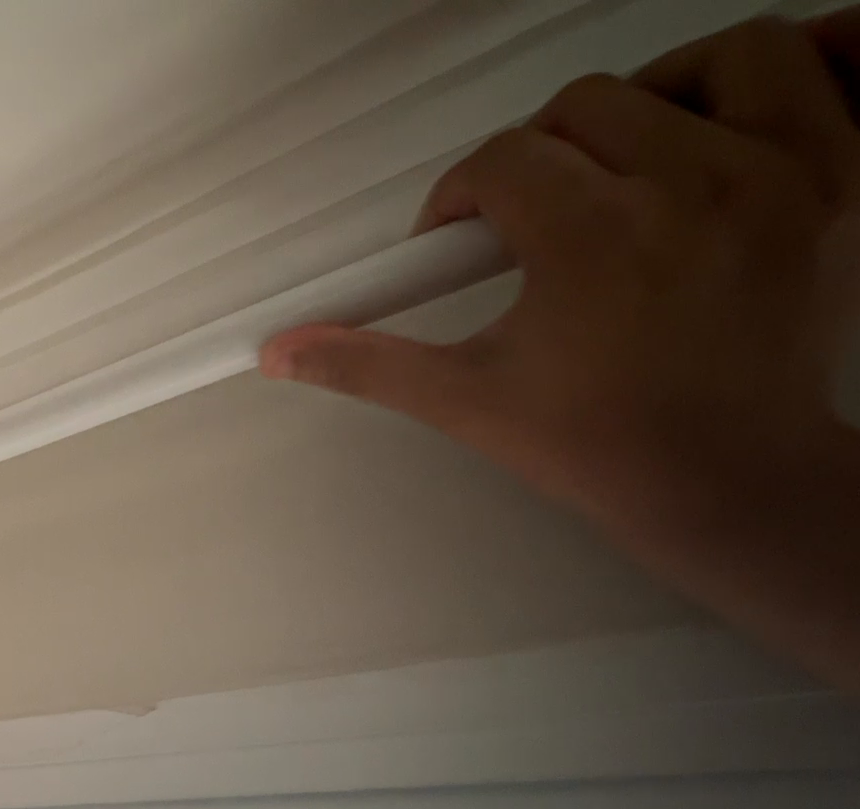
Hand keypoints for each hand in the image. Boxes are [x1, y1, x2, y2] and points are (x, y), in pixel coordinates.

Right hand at [260, 15, 859, 543]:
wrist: (727, 477)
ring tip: (625, 154)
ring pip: (716, 60)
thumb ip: (362, 364)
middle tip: (524, 212)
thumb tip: (281, 351)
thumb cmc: (591, 441)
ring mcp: (791, 172)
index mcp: (591, 239)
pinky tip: (749, 106)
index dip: (457, 194)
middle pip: (589, 104)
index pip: (500, 161)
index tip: (453, 236)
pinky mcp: (851, 177)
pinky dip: (812, 58)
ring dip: (656, 94)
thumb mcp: (457, 400)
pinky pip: (854, 57)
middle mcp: (694, 186)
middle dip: (535, 153)